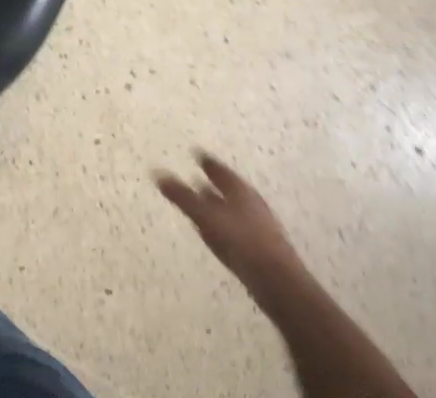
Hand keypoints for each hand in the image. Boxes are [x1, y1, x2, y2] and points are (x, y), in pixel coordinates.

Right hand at [158, 153, 304, 290]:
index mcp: (240, 191)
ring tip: (201, 204)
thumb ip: (182, 197)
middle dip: (213, 184)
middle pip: (228, 189)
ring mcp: (256, 227)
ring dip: (217, 206)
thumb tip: (158, 174)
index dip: (208, 162)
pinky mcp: (257, 248)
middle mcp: (251, 205)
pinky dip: (221, 226)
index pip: (221, 170)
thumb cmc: (241, 241)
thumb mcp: (206, 217)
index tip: (197, 154)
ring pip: (231, 210)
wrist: (277, 282)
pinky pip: (234, 230)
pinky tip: (213, 235)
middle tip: (196, 178)